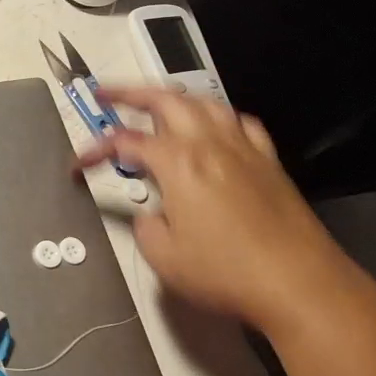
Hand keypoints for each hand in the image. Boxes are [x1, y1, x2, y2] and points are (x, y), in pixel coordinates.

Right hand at [76, 87, 371, 335]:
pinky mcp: (268, 163)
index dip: (97, 149)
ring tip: (157, 105)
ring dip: (175, 99)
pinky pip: (240, 123)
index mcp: (179, 163)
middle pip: (167, 101)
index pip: (127, 142)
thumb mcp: (165, 257)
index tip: (79, 164)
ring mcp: (244, 149)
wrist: (295, 281)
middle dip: (131, 93)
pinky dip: (218, 117)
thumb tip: (151, 215)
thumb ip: (147, 227)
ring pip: (206, 104)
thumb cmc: (224, 272)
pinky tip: (214, 128)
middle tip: (106, 96)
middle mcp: (211, 144)